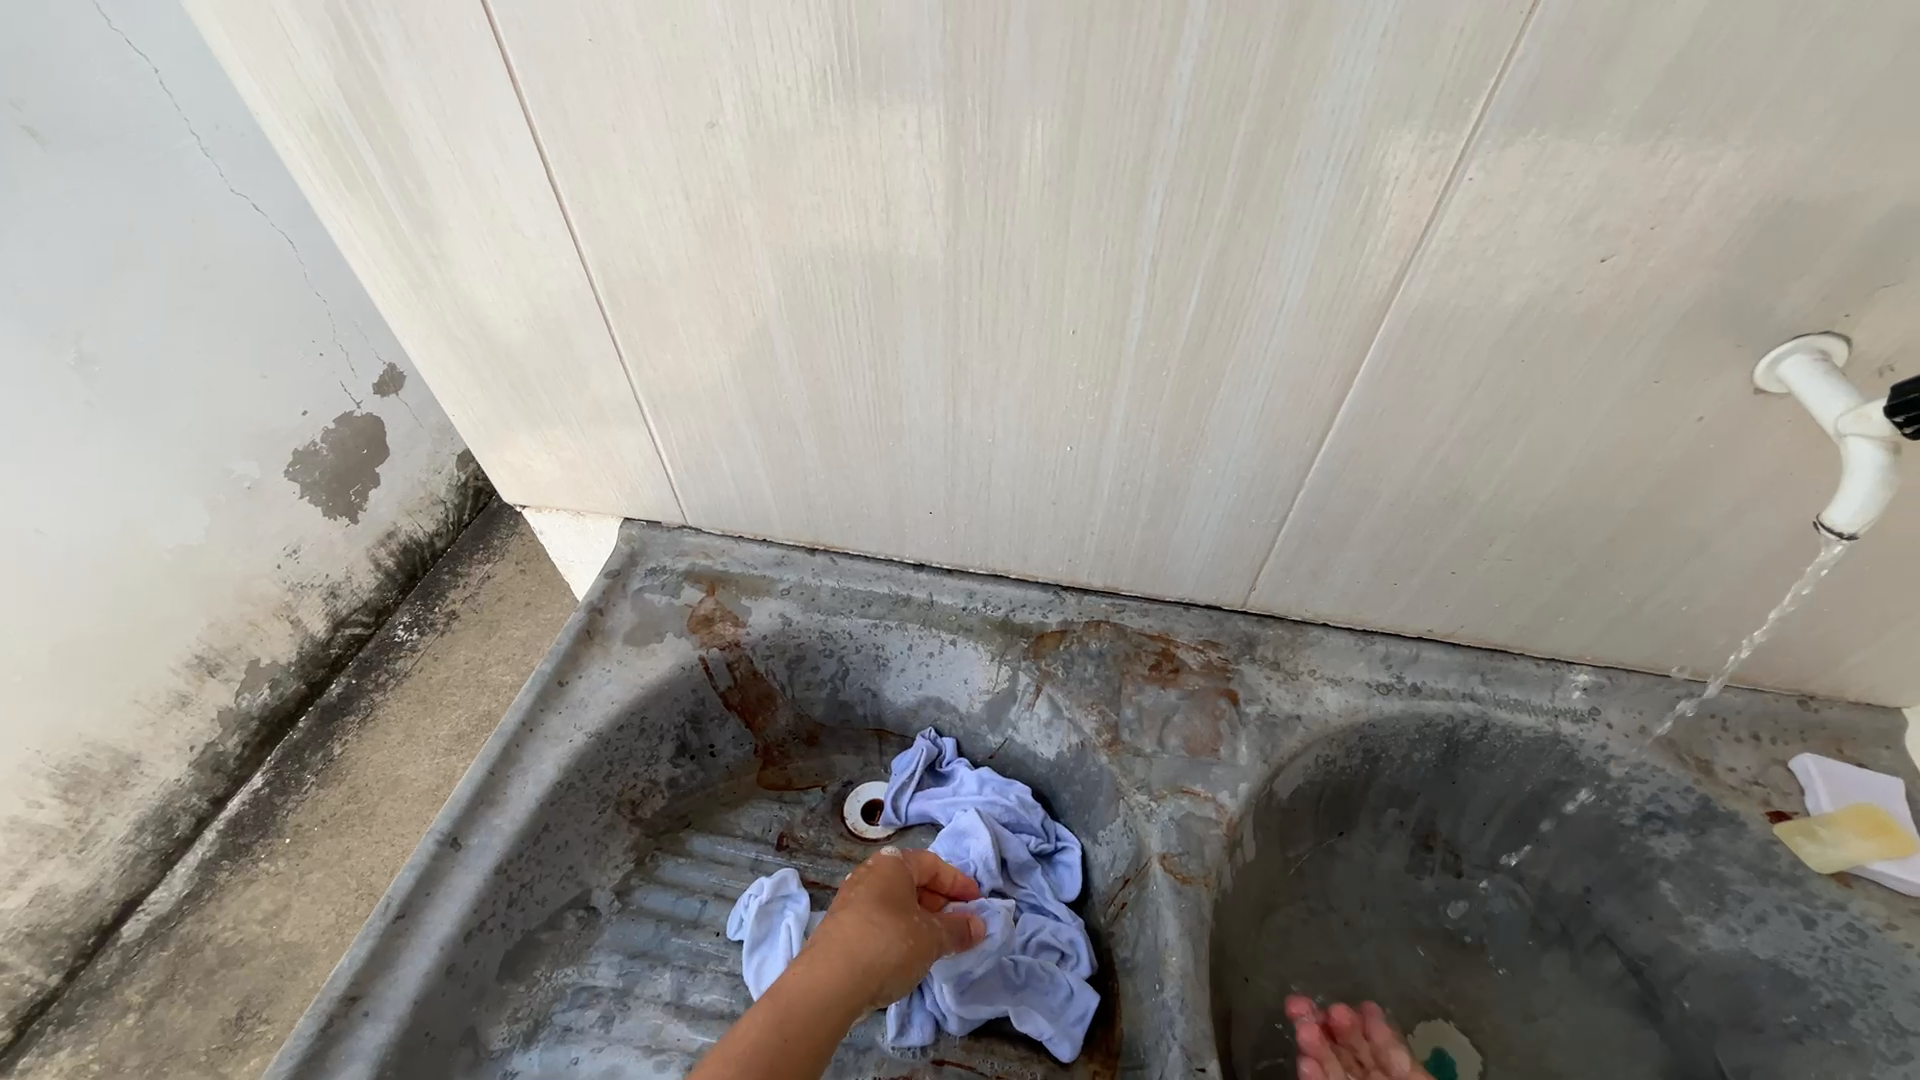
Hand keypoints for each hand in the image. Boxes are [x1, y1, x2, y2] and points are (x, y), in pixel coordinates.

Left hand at [796, 846, 987, 1008]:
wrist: (829, 982)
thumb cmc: (888, 944)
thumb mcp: (932, 938)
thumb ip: (958, 929)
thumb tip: (979, 925)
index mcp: (892, 864)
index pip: (933, 864)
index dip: (958, 883)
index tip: (977, 903)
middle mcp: (870, 874)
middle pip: (913, 882)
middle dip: (940, 902)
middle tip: (960, 925)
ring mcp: (852, 901)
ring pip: (895, 904)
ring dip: (920, 920)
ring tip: (938, 943)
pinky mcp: (841, 928)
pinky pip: (880, 922)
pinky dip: (900, 932)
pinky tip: (909, 955)